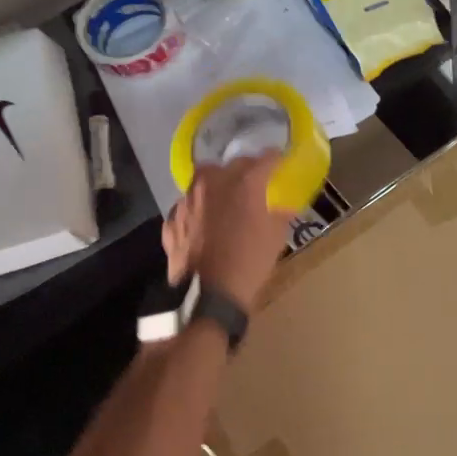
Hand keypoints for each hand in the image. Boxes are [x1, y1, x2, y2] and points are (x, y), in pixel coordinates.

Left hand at [162, 151, 294, 312]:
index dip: (276, 159)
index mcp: (243, 183)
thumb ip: (280, 213)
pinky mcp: (172, 222)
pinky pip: (186, 208)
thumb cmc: (250, 262)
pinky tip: (202, 224)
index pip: (265, 159)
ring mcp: (187, 202)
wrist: (208, 296)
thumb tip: (284, 204)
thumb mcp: (276, 237)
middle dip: (246, 170)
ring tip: (225, 201)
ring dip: (216, 186)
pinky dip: (196, 211)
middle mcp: (212, 184)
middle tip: (255, 183)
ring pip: (203, 181)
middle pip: (232, 165)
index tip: (282, 162)